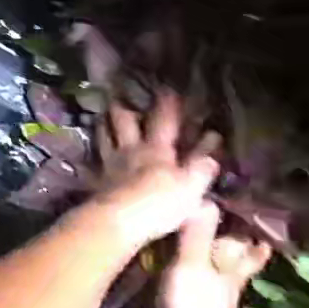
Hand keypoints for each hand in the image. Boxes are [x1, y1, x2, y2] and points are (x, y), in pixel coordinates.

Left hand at [86, 90, 219, 248]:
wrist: (119, 218)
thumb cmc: (160, 204)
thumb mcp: (191, 189)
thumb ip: (200, 169)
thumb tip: (210, 154)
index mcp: (156, 150)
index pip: (163, 122)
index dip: (167, 105)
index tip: (167, 89)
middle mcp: (131, 149)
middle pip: (124, 120)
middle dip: (125, 106)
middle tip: (121, 94)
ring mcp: (112, 160)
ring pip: (106, 132)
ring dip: (106, 121)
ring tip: (104, 114)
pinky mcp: (100, 174)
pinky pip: (98, 152)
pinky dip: (99, 144)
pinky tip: (98, 145)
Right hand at [153, 203, 272, 307]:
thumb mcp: (192, 267)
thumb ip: (196, 234)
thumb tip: (205, 195)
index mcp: (231, 264)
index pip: (249, 235)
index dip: (251, 215)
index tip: (244, 189)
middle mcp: (224, 270)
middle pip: (233, 242)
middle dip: (229, 221)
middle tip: (215, 191)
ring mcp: (206, 282)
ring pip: (211, 250)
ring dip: (204, 231)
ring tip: (187, 204)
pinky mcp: (185, 289)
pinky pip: (188, 259)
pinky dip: (183, 246)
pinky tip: (167, 237)